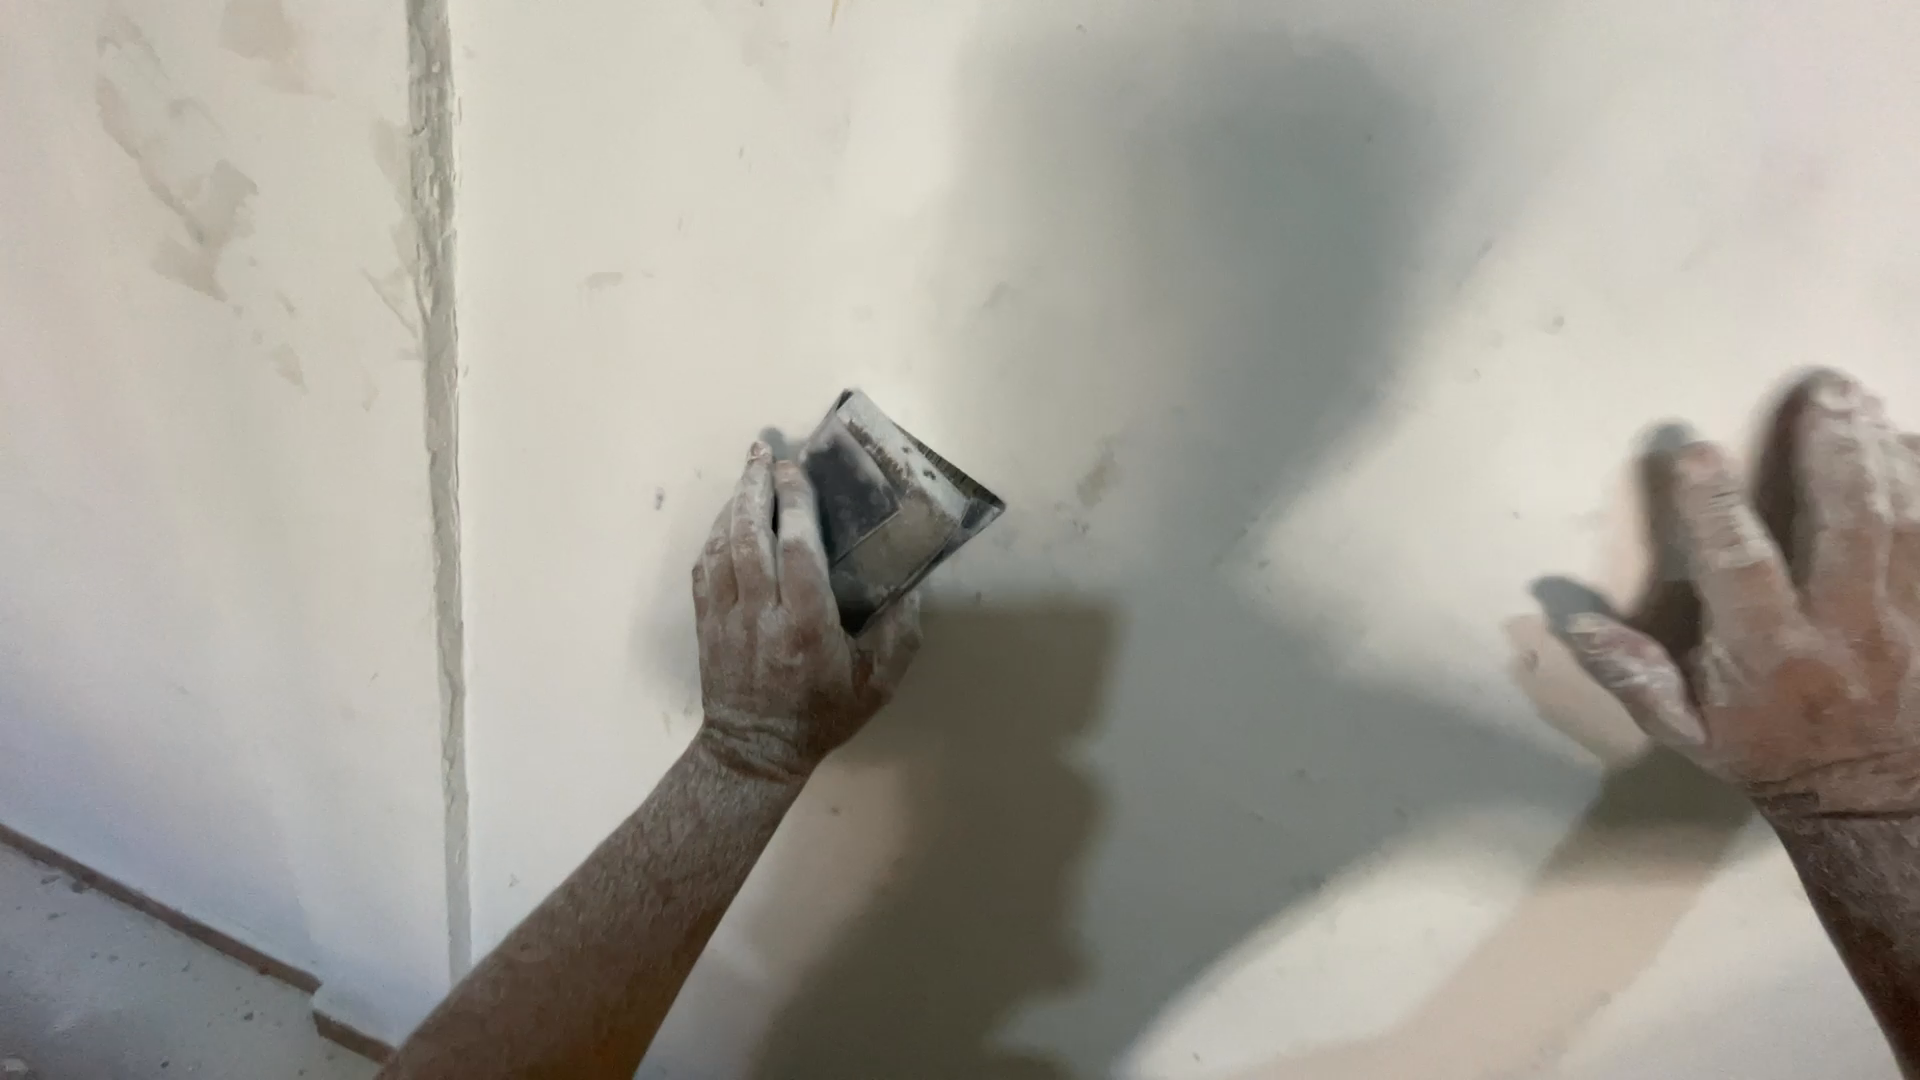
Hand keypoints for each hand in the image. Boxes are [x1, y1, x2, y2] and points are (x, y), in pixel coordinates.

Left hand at [690, 441, 921, 779]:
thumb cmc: (824, 714)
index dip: (794, 504)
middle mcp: (761, 613)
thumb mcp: (878, 683)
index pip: (797, 549)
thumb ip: (899, 634)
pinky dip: (716, 535)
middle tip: (764, 452)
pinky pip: (704, 567)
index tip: (795, 470)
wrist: (756, 751)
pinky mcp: (706, 623)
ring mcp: (726, 616)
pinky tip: (727, 517)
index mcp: (806, 624)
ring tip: (747, 470)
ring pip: (723, 546)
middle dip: (756, 488)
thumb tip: (910, 585)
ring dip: (733, 503)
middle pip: (750, 536)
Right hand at [1567, 371, 1919, 819]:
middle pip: (1849, 527)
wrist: (1886, 804)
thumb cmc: (1766, 756)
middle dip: (1833, 455)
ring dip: (1891, 460)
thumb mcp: (1681, 729)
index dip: (1714, 508)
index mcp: (1768, 650)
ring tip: (1866, 404)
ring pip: (1911, 527)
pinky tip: (1918, 451)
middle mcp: (1847, 626)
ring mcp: (1914, 619)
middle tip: (1824, 390)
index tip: (1695, 451)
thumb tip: (1573, 619)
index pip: (1740, 567)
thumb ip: (1632, 673)